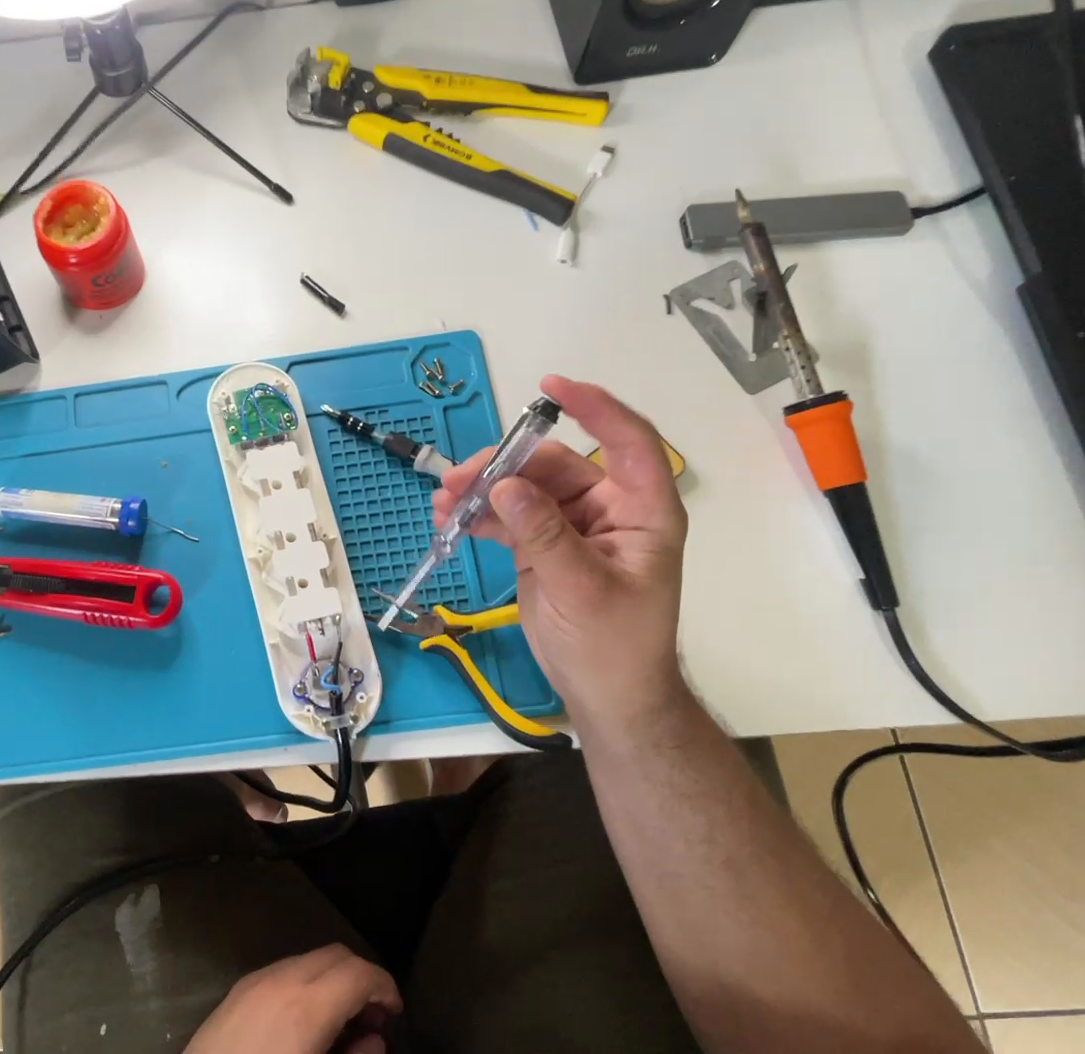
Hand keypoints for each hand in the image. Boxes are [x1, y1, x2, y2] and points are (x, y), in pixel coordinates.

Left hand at [186, 944, 401, 1053]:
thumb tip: (373, 1040)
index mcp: (306, 1006)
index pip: (359, 971)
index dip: (385, 987)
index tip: (395, 1014)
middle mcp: (280, 980)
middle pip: (335, 955)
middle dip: (361, 979)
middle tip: (372, 1019)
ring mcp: (253, 982)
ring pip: (308, 960)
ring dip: (332, 980)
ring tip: (340, 1024)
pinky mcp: (235, 992)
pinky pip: (282, 972)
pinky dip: (305, 985)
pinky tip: (304, 1023)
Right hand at [433, 377, 688, 726]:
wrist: (604, 695)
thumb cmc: (613, 644)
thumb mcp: (582, 587)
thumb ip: (544, 534)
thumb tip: (503, 486)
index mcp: (641, 510)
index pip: (628, 442)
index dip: (595, 408)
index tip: (551, 388)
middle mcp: (608, 509)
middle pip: (556, 465)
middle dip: (506, 465)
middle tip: (458, 478)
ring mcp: (572, 528)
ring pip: (525, 489)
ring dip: (484, 490)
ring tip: (443, 500)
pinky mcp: (543, 547)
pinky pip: (509, 518)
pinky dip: (480, 516)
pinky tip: (449, 520)